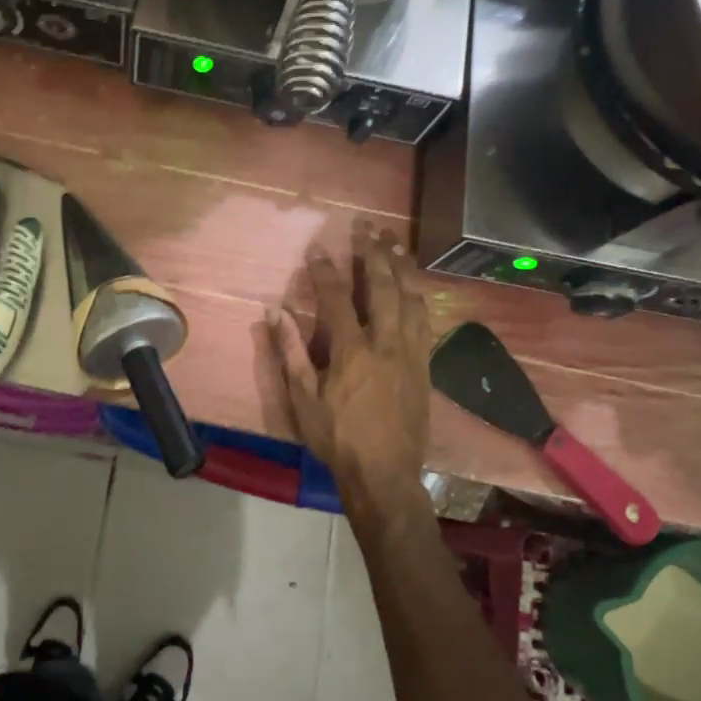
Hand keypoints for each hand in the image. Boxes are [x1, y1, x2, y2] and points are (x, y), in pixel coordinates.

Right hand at [270, 222, 433, 505]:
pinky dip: (418, 296)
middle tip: (367, 226)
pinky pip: (425, 320)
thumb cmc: (337, 439)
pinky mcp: (424, 365)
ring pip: (411, 299)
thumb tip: (275, 312)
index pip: (338, 298)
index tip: (316, 249)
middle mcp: (387, 344)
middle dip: (373, 253)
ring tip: (394, 243)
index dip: (325, 271)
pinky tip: (414, 286)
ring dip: (402, 267)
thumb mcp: (303, 400)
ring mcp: (411, 353)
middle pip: (383, 287)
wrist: (385, 474)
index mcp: (353, 352)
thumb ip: (289, 352)